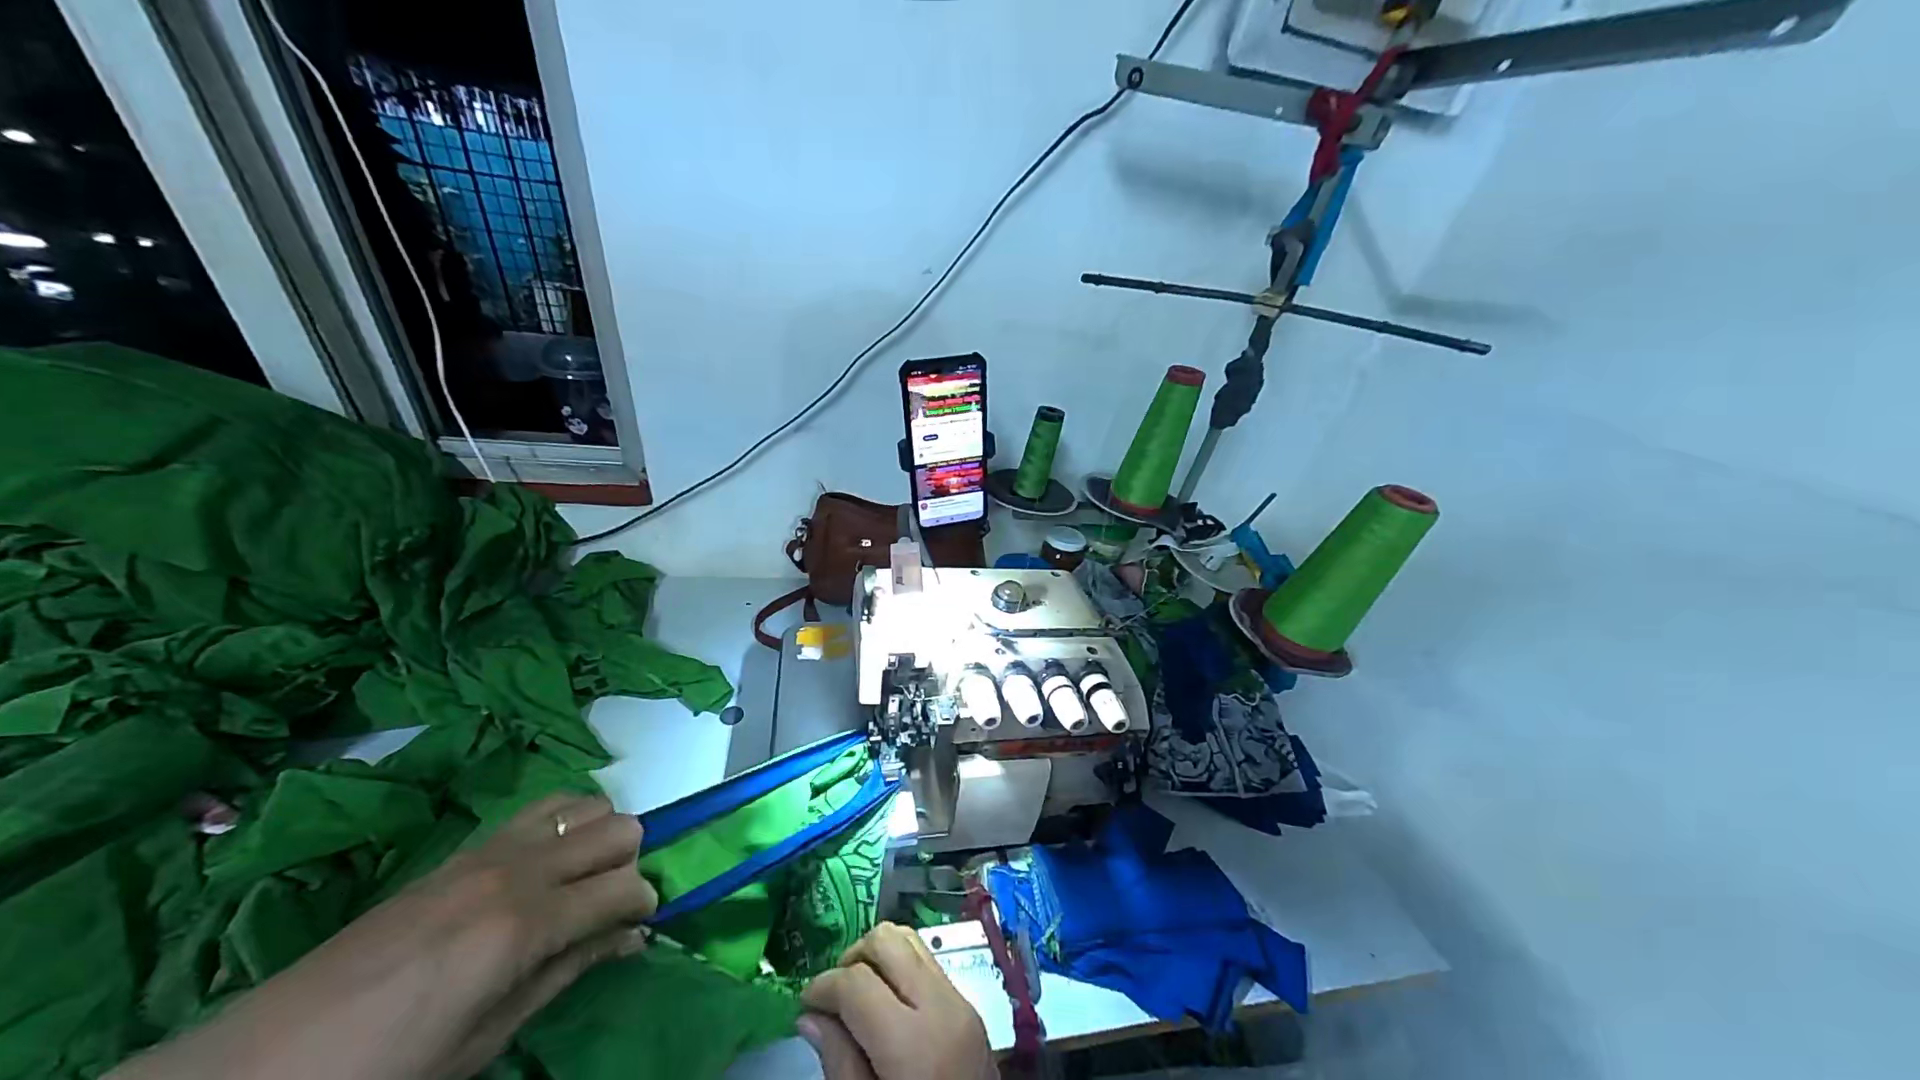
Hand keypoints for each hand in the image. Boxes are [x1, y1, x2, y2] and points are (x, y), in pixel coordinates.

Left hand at [113, 794, 656, 1079]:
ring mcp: (486, 851)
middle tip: (609, 907)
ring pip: (583, 804)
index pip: (624, 888)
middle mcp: (515, 870)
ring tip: (581, 880)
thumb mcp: (488, 1036)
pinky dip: (563, 826)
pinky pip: (538, 811)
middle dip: (631, 862)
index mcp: (524, 925)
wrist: (267, 1059)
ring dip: (599, 835)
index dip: (644, 906)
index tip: (639, 928)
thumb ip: (569, 971)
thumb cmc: (390, 1065)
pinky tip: (544, 867)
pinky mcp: (461, 850)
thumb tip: (633, 938)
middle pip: (617, 827)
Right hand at [799, 923, 995, 1079]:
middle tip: (833, 997)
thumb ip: (840, 1063)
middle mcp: (942, 1007)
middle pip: (886, 941)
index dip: (822, 987)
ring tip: (858, 995)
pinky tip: (884, 1000)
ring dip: (876, 956)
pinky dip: (898, 966)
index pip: (857, 981)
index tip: (804, 1005)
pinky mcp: (968, 1004)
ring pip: (908, 939)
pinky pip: (926, 961)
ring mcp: (960, 1001)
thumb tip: (810, 1016)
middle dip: (850, 959)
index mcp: (915, 1045)